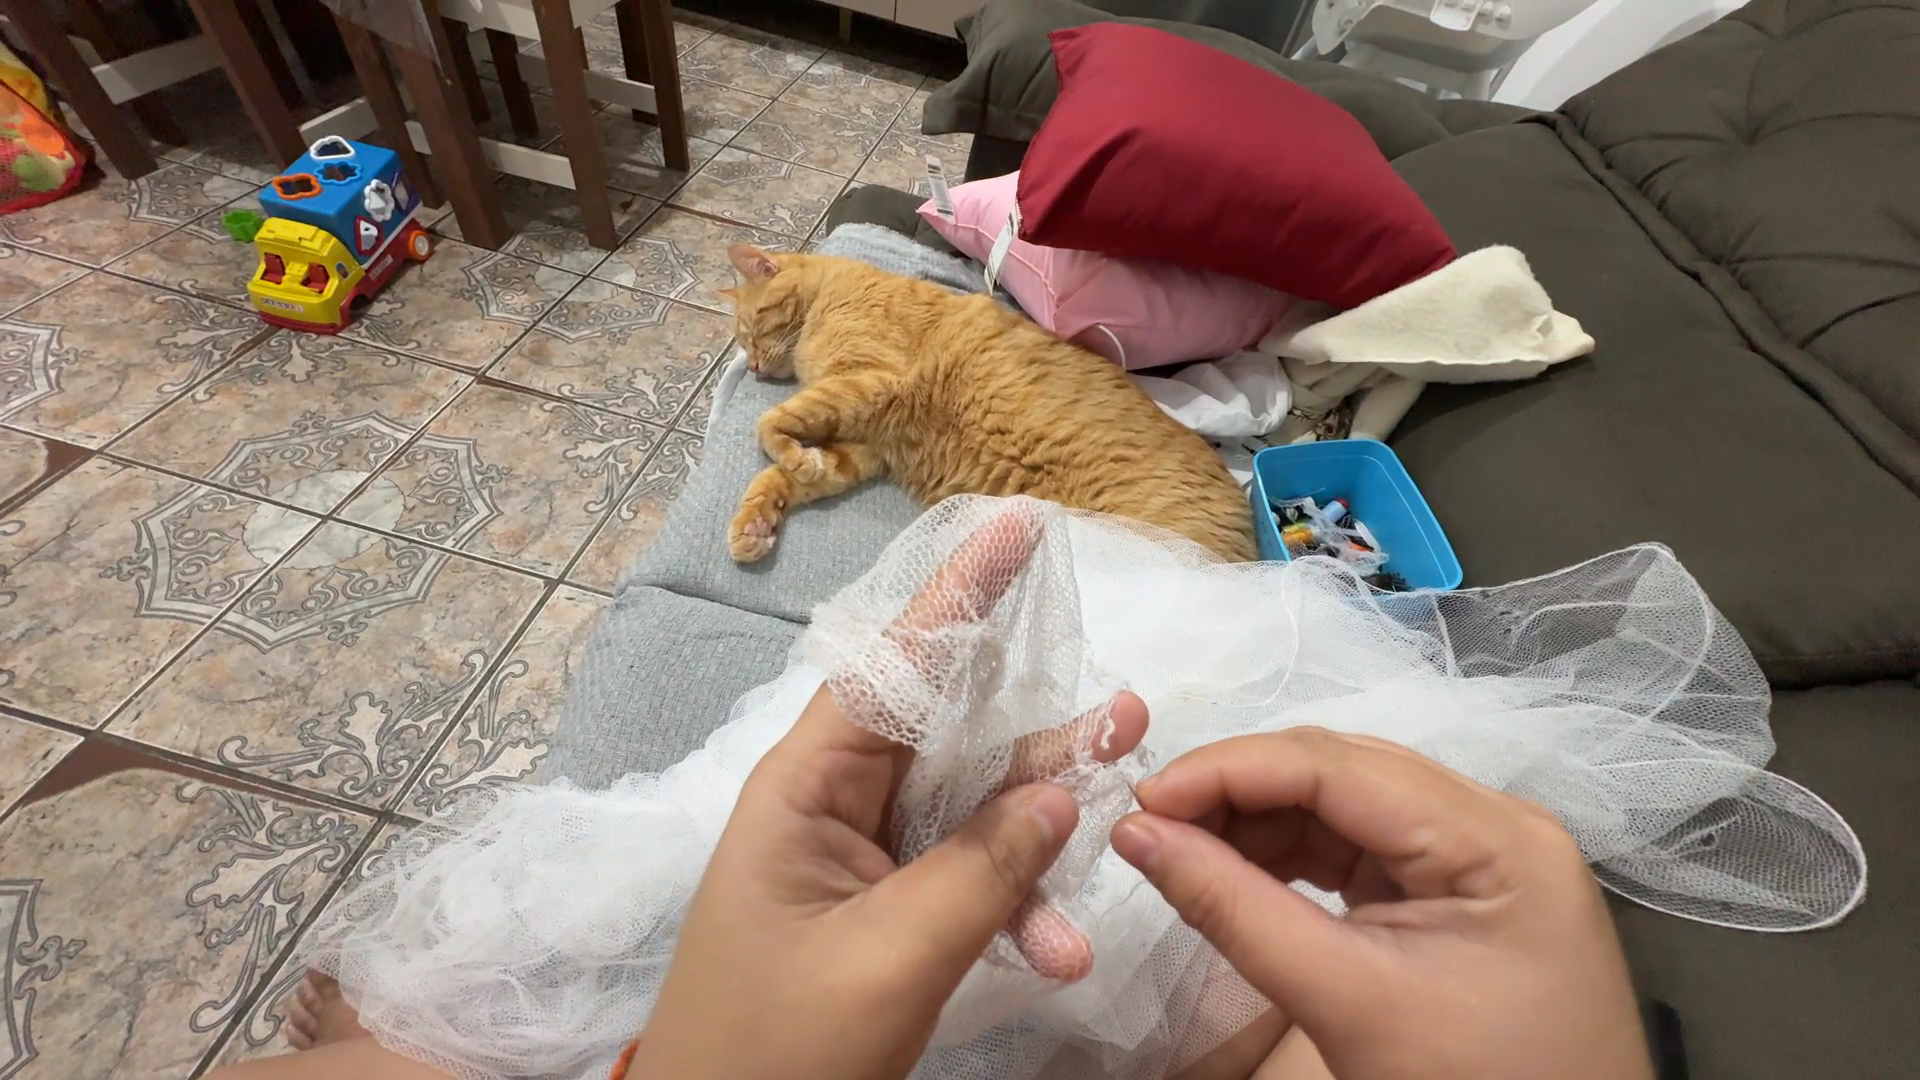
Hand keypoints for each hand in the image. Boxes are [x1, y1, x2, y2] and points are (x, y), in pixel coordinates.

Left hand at [634, 510, 1149, 1079]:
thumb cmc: (773, 1051)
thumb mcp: (881, 962)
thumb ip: (979, 873)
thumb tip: (1063, 796)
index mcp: (811, 779)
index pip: (893, 661)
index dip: (958, 590)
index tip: (1014, 527)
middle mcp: (842, 792)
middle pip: (950, 726)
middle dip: (1035, 718)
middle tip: (1121, 704)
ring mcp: (870, 845)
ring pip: (972, 800)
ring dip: (1044, 807)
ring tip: (1122, 783)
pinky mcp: (893, 893)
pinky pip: (969, 869)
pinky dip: (1018, 899)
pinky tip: (1059, 948)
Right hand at [1112, 729, 1651, 1079]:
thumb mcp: (1343, 1004)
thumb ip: (1229, 907)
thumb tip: (1130, 833)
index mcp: (1492, 838)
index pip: (1332, 766)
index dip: (1226, 769)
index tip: (1143, 798)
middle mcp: (1485, 818)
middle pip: (1331, 770)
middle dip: (1233, 790)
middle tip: (1152, 823)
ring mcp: (1466, 845)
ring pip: (1329, 796)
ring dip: (1249, 818)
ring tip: (1182, 846)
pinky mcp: (1442, 875)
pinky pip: (1343, 835)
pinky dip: (1278, 848)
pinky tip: (1231, 866)